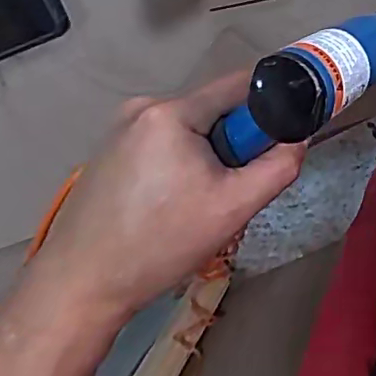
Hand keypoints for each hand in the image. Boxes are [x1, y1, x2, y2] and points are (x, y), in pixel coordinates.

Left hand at [18, 70, 305, 322]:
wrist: (76, 290)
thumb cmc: (158, 245)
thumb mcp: (233, 209)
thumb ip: (279, 167)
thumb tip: (299, 138)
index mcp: (171, 111)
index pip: (239, 85)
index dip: (268, 107)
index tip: (277, 140)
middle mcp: (144, 106)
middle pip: (214, 109)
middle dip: (233, 141)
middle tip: (231, 187)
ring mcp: (121, 126)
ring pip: (190, 127)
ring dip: (207, 153)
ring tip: (197, 202)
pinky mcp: (109, 149)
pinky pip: (164, 140)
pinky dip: (180, 161)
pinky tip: (170, 202)